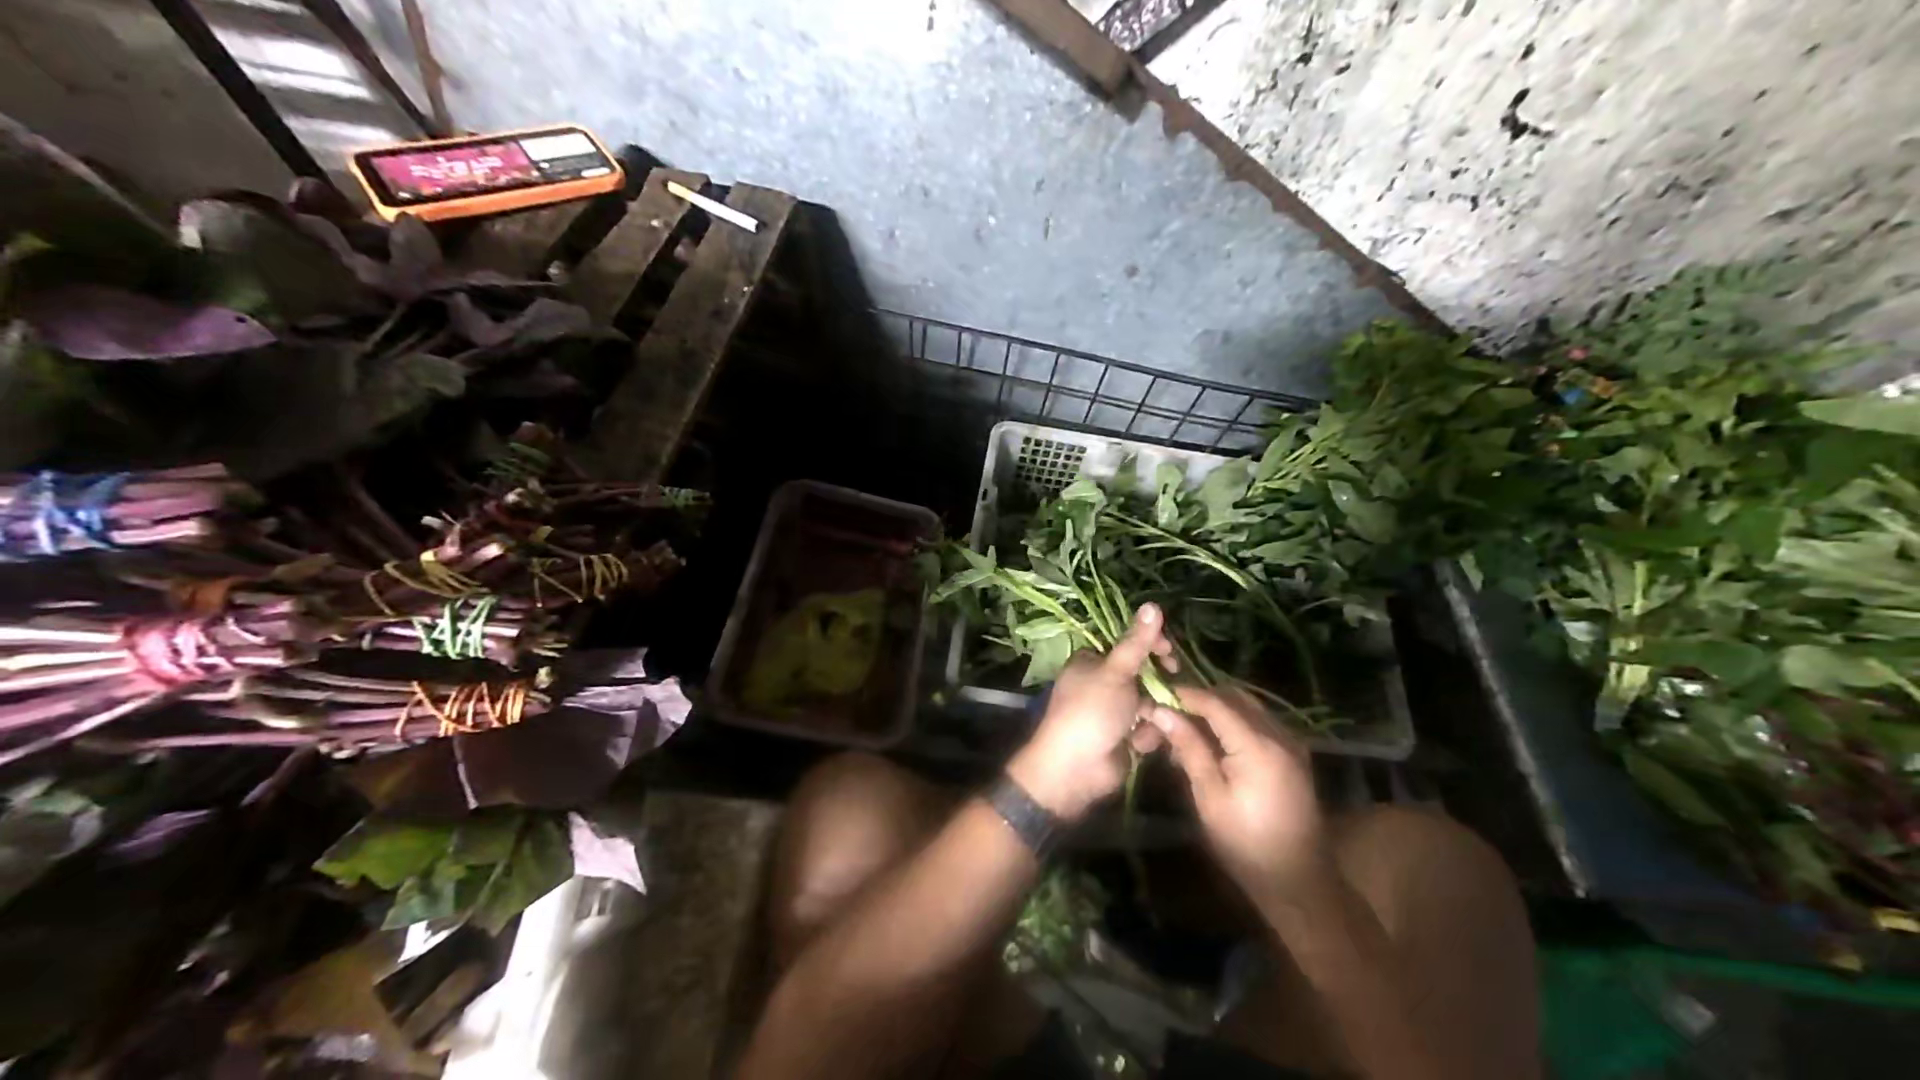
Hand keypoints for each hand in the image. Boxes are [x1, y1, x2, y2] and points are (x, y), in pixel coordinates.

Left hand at [1005, 604, 1173, 821]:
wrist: (1075, 769)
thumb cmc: (1091, 711)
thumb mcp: (1115, 672)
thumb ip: (1137, 642)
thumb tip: (1153, 604)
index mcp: (1091, 662)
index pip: (1127, 645)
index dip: (1150, 647)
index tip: (1170, 652)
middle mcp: (1101, 684)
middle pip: (1143, 674)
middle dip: (1156, 685)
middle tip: (1172, 686)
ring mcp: (1113, 712)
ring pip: (1150, 702)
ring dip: (1152, 713)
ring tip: (1146, 722)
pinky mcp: (1124, 737)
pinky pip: (1147, 728)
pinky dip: (1145, 735)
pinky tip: (1137, 744)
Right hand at [1146, 685, 1329, 905]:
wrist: (1297, 880)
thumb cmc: (1245, 843)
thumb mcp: (1209, 796)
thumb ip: (1189, 748)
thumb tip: (1161, 712)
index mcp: (1258, 745)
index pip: (1216, 702)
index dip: (1184, 695)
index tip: (1156, 697)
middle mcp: (1279, 735)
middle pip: (1234, 697)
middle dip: (1200, 700)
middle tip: (1170, 714)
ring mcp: (1291, 744)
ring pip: (1249, 707)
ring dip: (1217, 709)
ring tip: (1187, 729)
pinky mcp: (1294, 755)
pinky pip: (1261, 722)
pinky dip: (1235, 722)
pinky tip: (1214, 743)